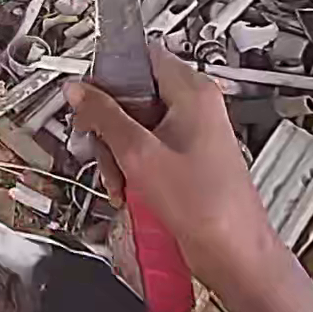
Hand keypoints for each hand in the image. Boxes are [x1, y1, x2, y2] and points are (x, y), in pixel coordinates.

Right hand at [66, 46, 283, 274]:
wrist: (234, 256)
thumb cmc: (205, 206)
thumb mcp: (138, 153)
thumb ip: (103, 116)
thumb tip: (78, 90)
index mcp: (191, 91)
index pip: (140, 55)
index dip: (109, 73)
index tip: (88, 95)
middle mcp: (192, 106)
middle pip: (130, 93)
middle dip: (107, 123)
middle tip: (99, 143)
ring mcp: (187, 132)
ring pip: (131, 122)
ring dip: (115, 149)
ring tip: (117, 176)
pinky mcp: (182, 156)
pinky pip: (142, 146)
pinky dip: (128, 163)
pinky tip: (126, 187)